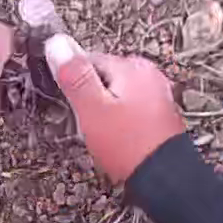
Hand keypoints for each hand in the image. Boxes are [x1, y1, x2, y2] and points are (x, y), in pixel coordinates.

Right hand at [44, 33, 185, 182]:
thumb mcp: (92, 108)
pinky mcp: (160, 117)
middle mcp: (150, 76)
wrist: (165, 179)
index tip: (71, 104)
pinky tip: (118, 139)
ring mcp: (158, 96)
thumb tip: (57, 43)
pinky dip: (121, 122)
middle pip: (105, 78)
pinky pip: (131, 111)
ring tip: (103, 135)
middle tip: (87, 123)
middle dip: (92, 98)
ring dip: (106, 112)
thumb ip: (75, 75)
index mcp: (133, 68)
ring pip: (118, 96)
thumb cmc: (129, 145)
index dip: (74, 84)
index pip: (89, 60)